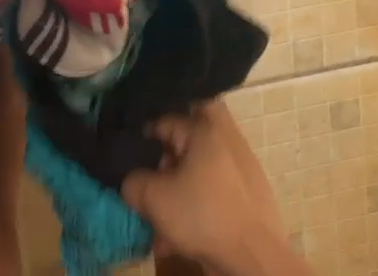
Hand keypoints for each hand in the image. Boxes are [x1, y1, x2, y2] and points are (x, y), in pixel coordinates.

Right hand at [122, 102, 292, 273]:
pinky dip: (191, 211)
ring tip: (157, 224)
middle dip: (163, 164)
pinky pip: (209, 195)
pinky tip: (174, 240)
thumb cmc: (201, 214)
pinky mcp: (245, 197)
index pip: (165, 122)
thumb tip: (132, 181)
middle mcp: (224, 142)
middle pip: (183, 146)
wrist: (251, 256)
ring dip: (173, 195)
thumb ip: (134, 182)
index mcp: (204, 132)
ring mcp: (238, 170)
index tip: (126, 158)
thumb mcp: (154, 198)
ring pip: (195, 175)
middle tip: (147, 181)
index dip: (142, 139)